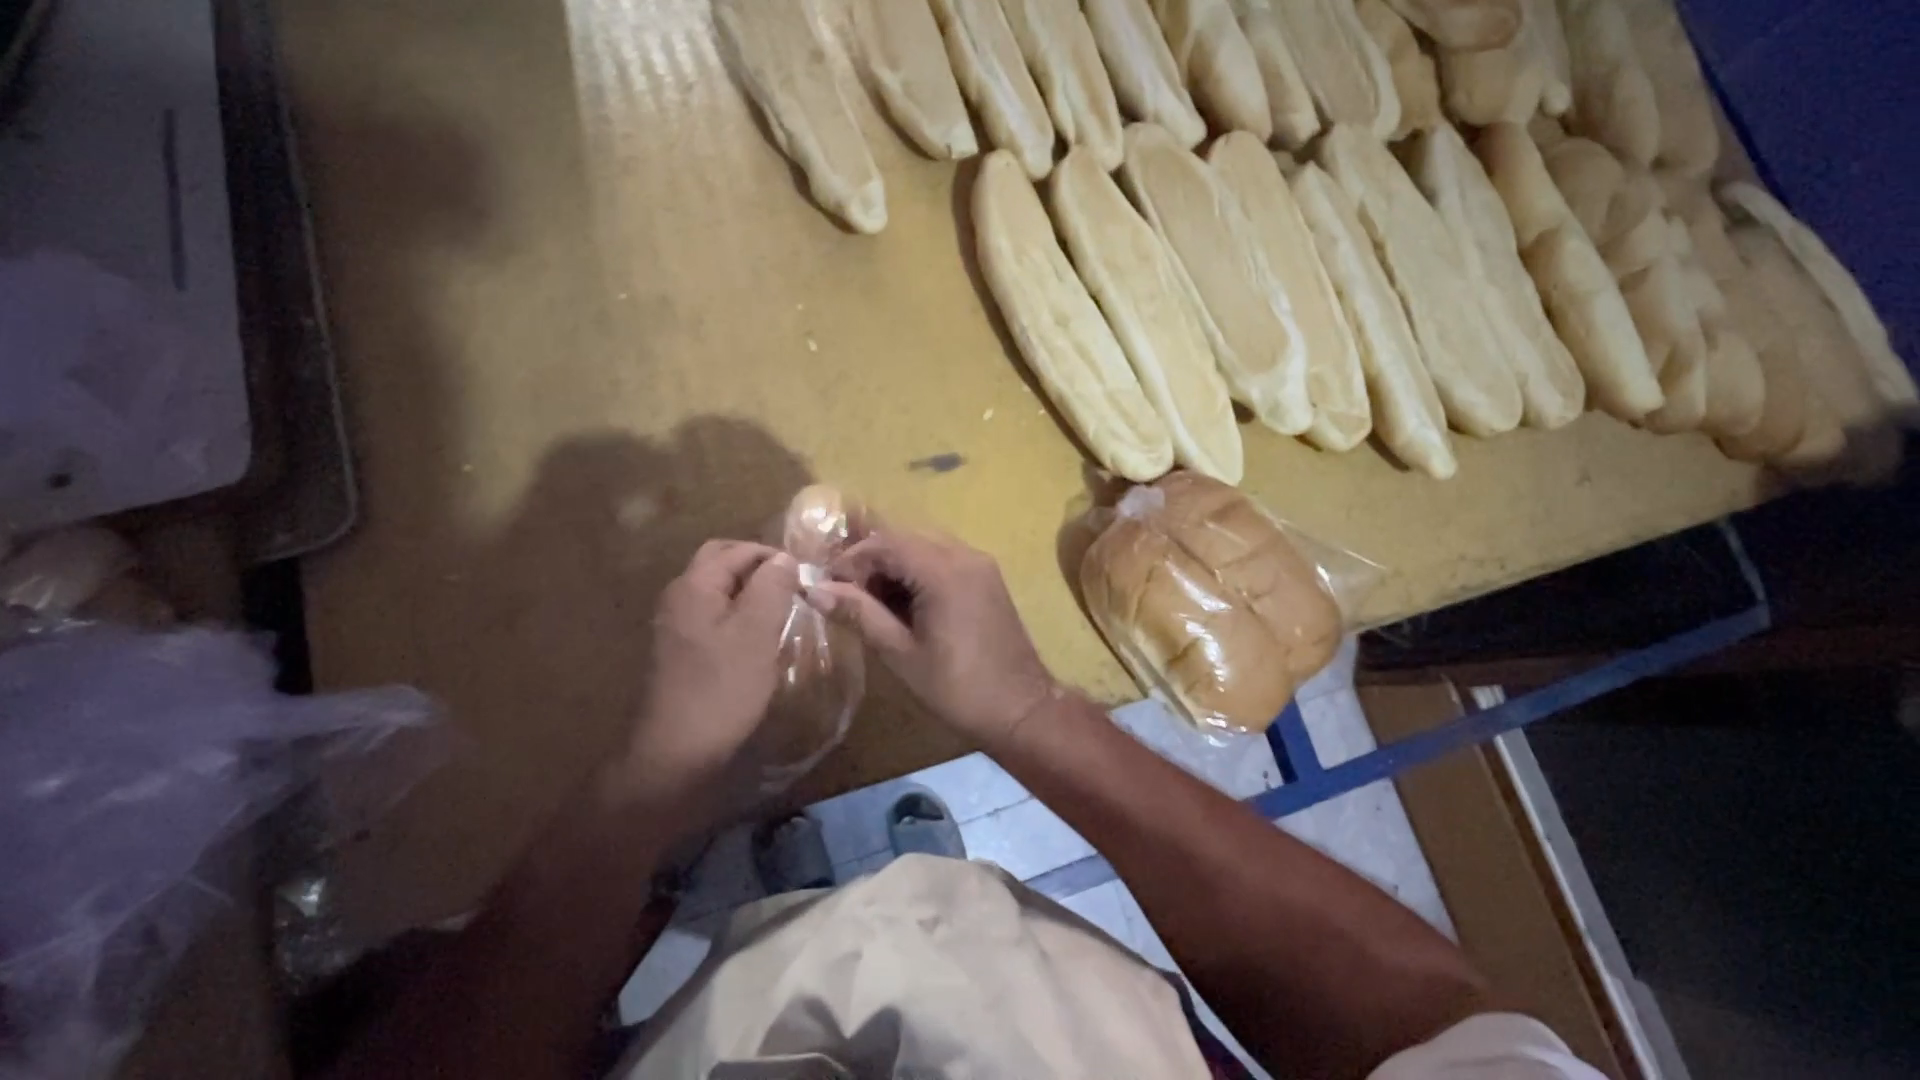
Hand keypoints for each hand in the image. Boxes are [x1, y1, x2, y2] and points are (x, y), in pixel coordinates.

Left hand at [621, 540, 799, 813]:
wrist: (676, 753)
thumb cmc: (722, 689)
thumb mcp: (757, 633)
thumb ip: (771, 588)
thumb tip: (783, 557)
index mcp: (694, 586)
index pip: (737, 550)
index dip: (773, 556)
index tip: (807, 576)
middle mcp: (678, 597)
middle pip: (720, 564)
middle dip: (757, 569)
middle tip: (792, 588)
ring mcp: (675, 626)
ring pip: (717, 593)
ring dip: (748, 594)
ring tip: (782, 612)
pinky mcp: (679, 653)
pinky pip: (712, 618)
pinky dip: (737, 617)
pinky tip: (759, 641)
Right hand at [806, 530, 1058, 747]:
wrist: (1021, 708)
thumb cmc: (957, 687)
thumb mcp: (901, 653)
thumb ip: (860, 614)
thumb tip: (815, 590)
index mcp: (944, 571)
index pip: (885, 544)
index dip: (850, 561)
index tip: (827, 589)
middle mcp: (964, 555)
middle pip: (904, 539)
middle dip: (869, 561)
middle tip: (844, 595)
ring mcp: (980, 564)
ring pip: (923, 547)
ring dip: (892, 566)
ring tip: (869, 602)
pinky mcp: (987, 578)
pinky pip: (943, 559)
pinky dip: (917, 572)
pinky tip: (901, 604)